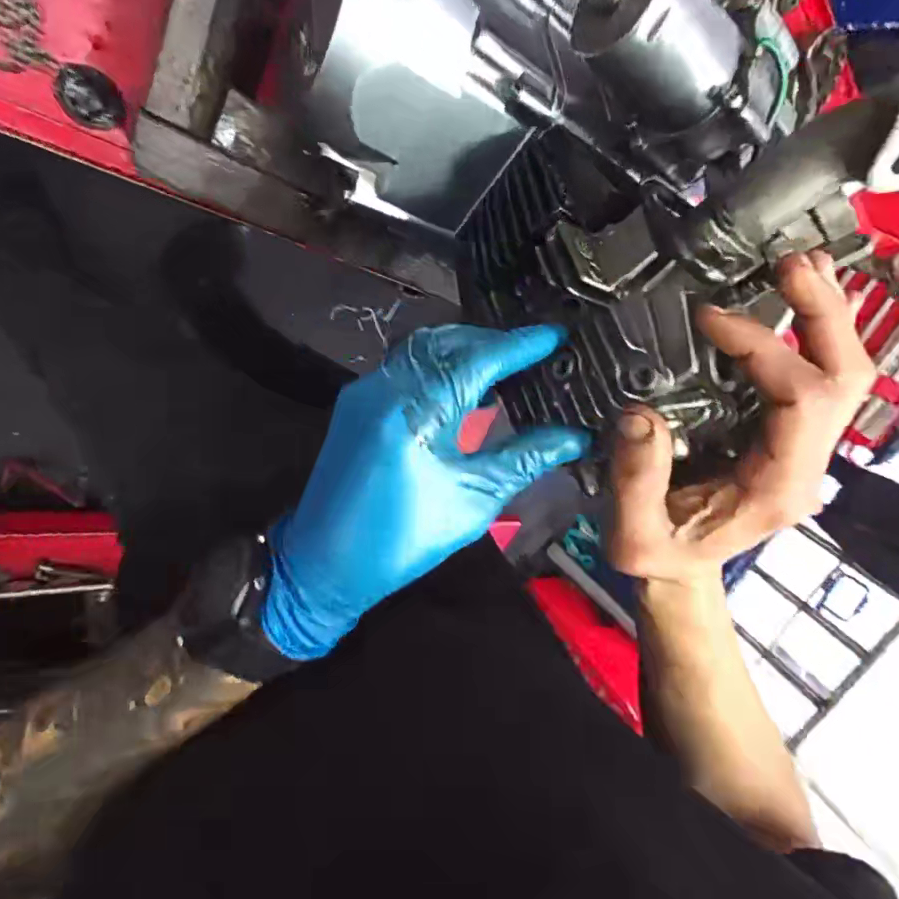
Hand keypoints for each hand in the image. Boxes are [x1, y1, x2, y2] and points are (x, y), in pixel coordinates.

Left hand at [263, 324, 589, 658]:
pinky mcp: (356, 401)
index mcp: (418, 413)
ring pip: (423, 347)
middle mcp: (387, 387)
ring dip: (465, 347)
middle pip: (449, 342)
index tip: (556, 335)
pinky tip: (464, 382)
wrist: (322, 562)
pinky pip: (404, 363)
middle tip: (534, 350)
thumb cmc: (402, 540)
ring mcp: (366, 390)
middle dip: (493, 340)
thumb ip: (525, 458)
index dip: (521, 345)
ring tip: (505, 361)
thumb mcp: (474, 500)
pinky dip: (439, 362)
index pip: (479, 360)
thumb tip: (576, 436)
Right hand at [609, 250, 873, 586]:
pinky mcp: (791, 431)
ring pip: (844, 370)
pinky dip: (812, 331)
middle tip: (791, 265)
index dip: (765, 347)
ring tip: (799, 266)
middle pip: (846, 376)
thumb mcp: (635, 535)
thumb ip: (636, 480)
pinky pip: (818, 375)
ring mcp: (805, 445)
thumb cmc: (663, 553)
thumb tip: (640, 413)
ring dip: (827, 313)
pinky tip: (794, 298)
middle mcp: (807, 461)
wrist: (684, 566)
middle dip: (824, 314)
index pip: (803, 399)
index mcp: (780, 486)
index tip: (711, 319)